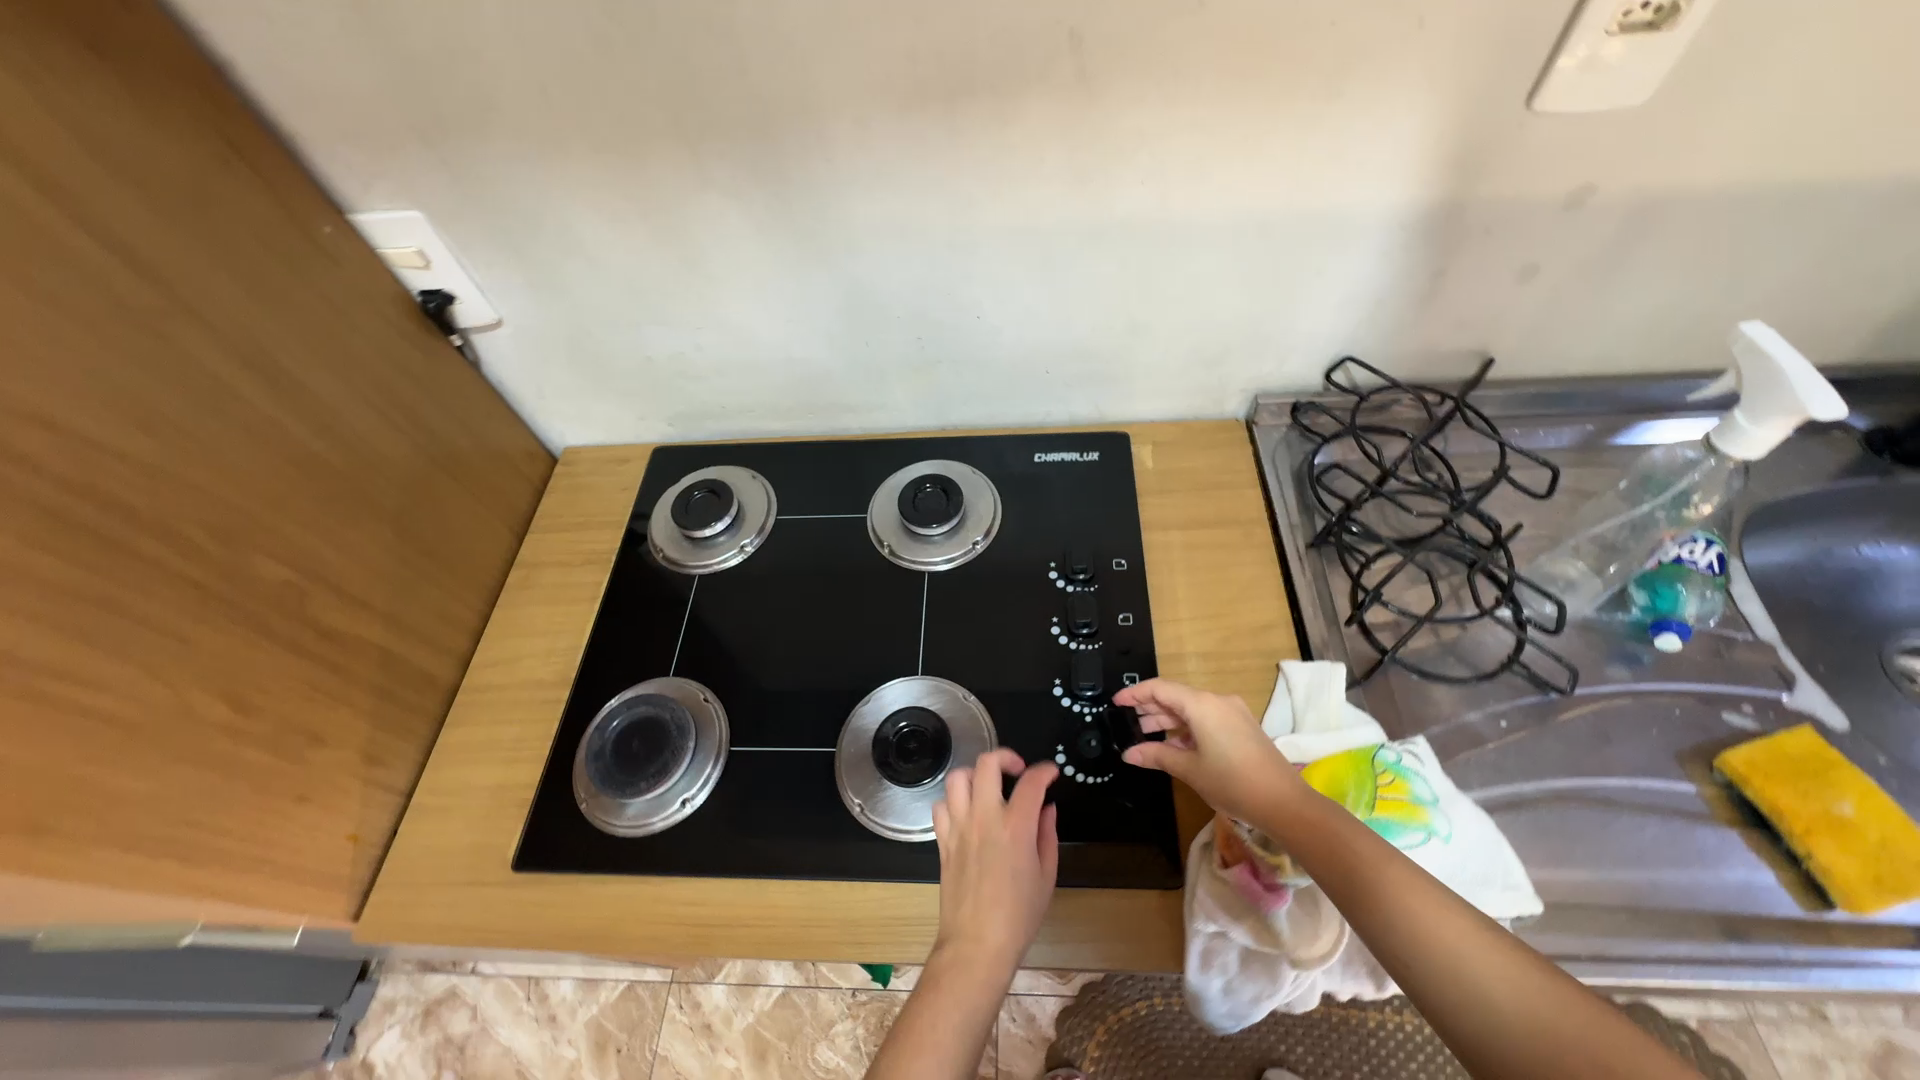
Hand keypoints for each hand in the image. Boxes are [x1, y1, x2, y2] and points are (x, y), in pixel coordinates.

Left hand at [930, 749, 1059, 975]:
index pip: (1031, 782)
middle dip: (1006, 756)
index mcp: (1015, 828)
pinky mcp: (942, 841)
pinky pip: (941, 805)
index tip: (1051, 773)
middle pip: (987, 764)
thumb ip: (1047, 835)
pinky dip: (954, 800)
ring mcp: (959, 828)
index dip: (1044, 770)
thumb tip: (1047, 808)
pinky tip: (968, 812)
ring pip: (957, 777)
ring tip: (990, 787)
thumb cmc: (1019, 916)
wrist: (976, 945)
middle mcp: (984, 819)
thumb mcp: (1046, 876)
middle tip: (1018, 771)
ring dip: (976, 775)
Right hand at [1113, 678, 1304, 821]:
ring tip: (1145, 735)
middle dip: (1151, 708)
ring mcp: (1233, 713)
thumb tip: (1129, 753)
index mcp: (1202, 705)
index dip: (1136, 693)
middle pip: (1177, 697)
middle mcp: (1218, 701)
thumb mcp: (1189, 769)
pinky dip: (1187, 729)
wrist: (1284, 802)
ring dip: (1169, 720)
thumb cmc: (1232, 783)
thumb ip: (1157, 755)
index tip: (1116, 703)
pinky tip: (1174, 746)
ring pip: (1192, 709)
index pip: (1161, 688)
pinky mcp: (1242, 727)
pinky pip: (1207, 719)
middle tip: (1128, 722)